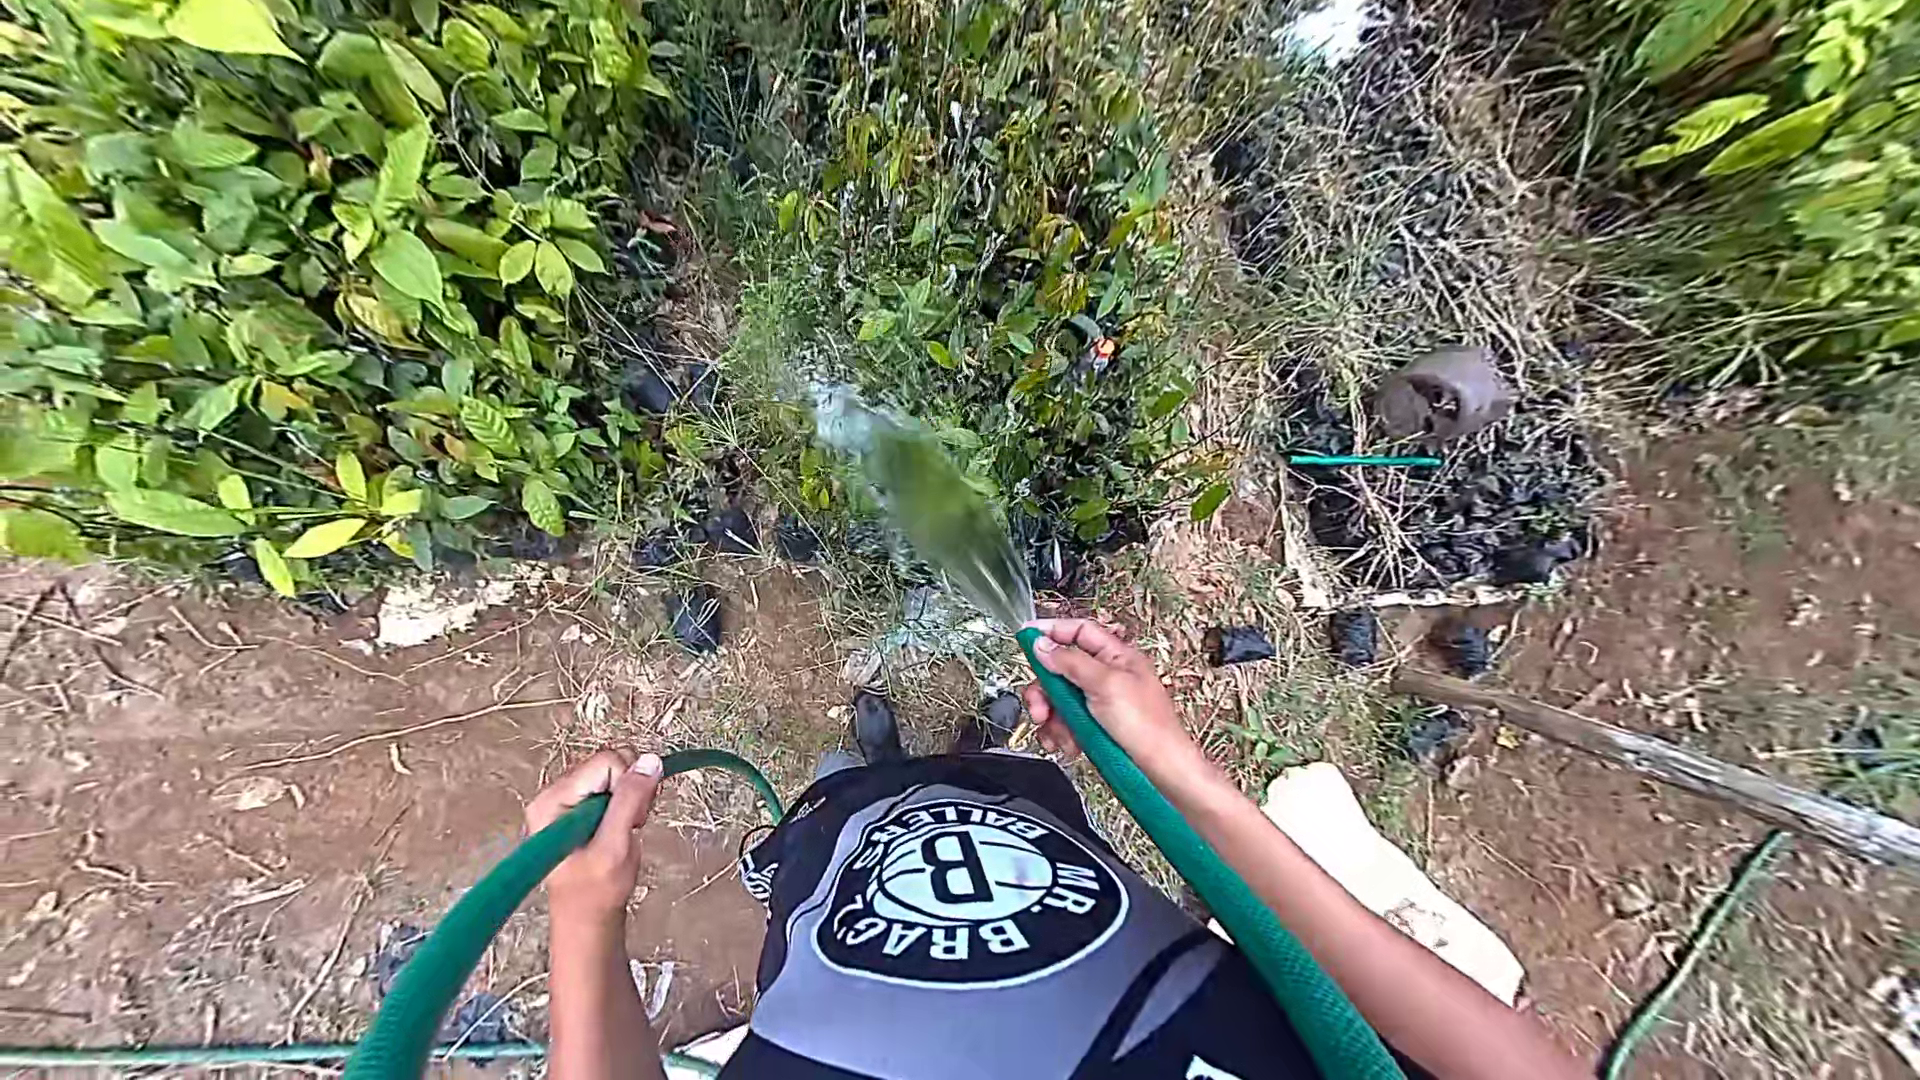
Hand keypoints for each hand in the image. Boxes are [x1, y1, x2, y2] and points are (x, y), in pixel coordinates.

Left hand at [525, 748, 664, 922]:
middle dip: (632, 786)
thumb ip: (630, 801)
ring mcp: (571, 796)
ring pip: (620, 767)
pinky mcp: (585, 800)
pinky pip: (619, 780)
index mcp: (552, 801)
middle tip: (631, 820)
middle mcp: (557, 792)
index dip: (628, 783)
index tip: (630, 816)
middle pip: (613, 760)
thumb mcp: (615, 846)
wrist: (589, 917)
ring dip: (635, 793)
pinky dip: (632, 798)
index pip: (606, 761)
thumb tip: (651, 760)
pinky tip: (626, 822)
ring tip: (627, 825)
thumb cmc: (596, 891)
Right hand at [1019, 619, 1206, 775]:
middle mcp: (1106, 676)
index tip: (1027, 634)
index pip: (1079, 630)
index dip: (1052, 630)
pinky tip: (1065, 745)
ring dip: (1051, 717)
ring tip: (1056, 733)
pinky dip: (1059, 733)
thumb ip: (1071, 661)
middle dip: (1045, 689)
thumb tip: (1043, 644)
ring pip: (1058, 698)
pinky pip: (1064, 722)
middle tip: (1039, 707)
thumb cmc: (1147, 726)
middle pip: (1061, 668)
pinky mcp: (1093, 726)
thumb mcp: (1105, 684)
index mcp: (1116, 656)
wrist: (1162, 772)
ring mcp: (1099, 702)